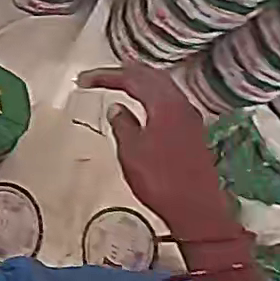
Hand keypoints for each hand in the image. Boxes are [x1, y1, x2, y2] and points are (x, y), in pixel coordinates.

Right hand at [77, 62, 243, 241]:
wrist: (197, 209)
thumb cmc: (160, 180)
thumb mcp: (132, 152)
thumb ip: (123, 125)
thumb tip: (117, 107)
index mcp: (164, 104)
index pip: (132, 78)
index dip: (105, 76)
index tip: (82, 80)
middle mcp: (180, 103)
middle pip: (151, 75)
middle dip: (125, 71)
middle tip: (101, 75)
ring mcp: (190, 117)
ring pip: (163, 86)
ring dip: (140, 81)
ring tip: (120, 82)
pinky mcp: (192, 130)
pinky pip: (169, 100)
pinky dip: (151, 94)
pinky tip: (143, 105)